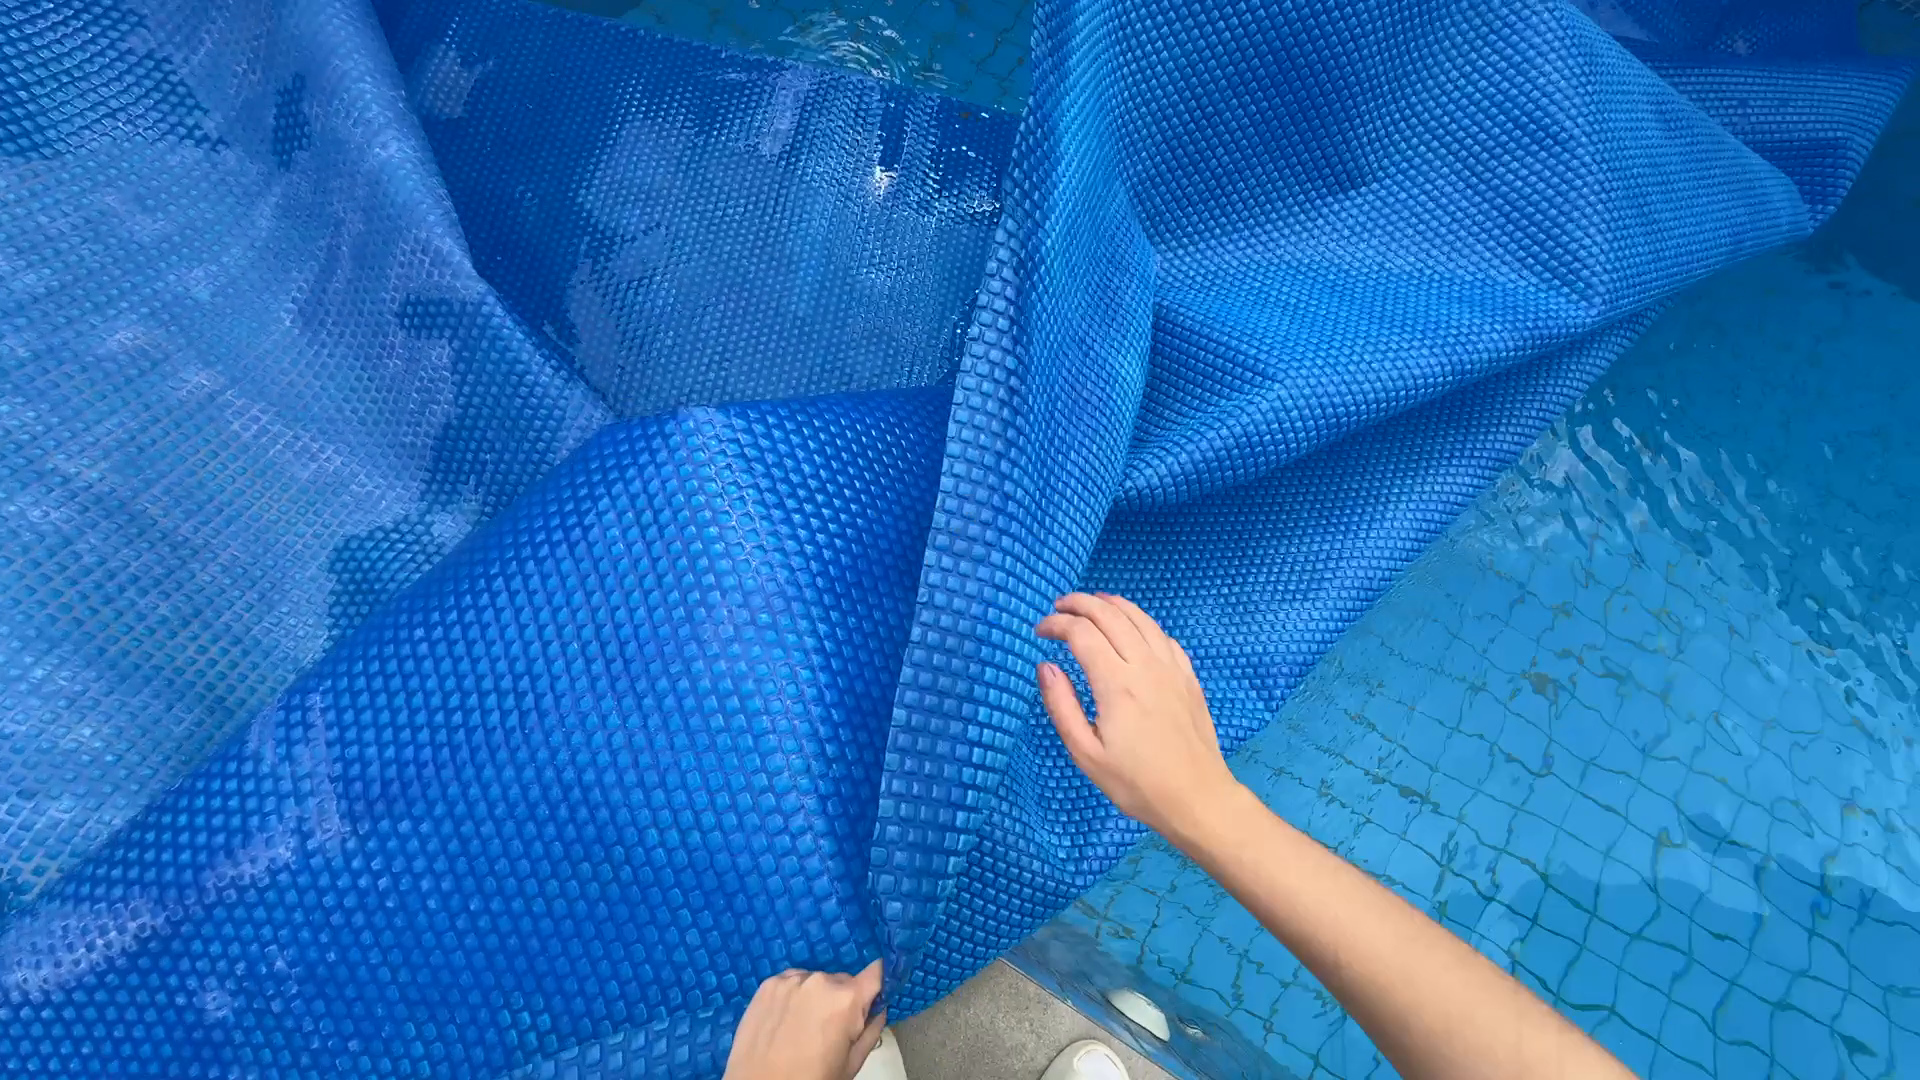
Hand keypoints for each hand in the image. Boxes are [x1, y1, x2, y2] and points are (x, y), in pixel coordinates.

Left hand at [724, 961, 886, 1079]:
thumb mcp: (850, 1065)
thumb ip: (871, 1031)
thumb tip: (879, 1009)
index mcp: (846, 999)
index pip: (877, 972)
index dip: (878, 983)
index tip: (874, 995)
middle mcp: (820, 979)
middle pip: (843, 981)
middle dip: (842, 1000)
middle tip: (829, 1030)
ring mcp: (792, 978)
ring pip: (816, 981)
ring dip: (815, 997)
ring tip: (801, 1028)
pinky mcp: (768, 983)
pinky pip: (792, 982)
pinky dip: (793, 996)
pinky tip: (784, 1021)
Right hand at [1036, 592, 1247, 843]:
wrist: (1197, 799)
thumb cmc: (1136, 783)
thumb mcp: (1086, 754)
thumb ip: (1061, 706)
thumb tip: (1046, 667)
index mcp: (1116, 684)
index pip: (1081, 633)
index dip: (1056, 624)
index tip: (1040, 632)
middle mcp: (1145, 666)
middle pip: (1110, 614)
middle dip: (1080, 603)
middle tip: (1059, 606)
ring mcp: (1171, 668)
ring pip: (1140, 617)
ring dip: (1112, 603)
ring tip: (1092, 602)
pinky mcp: (1188, 676)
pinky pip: (1163, 635)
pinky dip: (1141, 622)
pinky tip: (1132, 629)